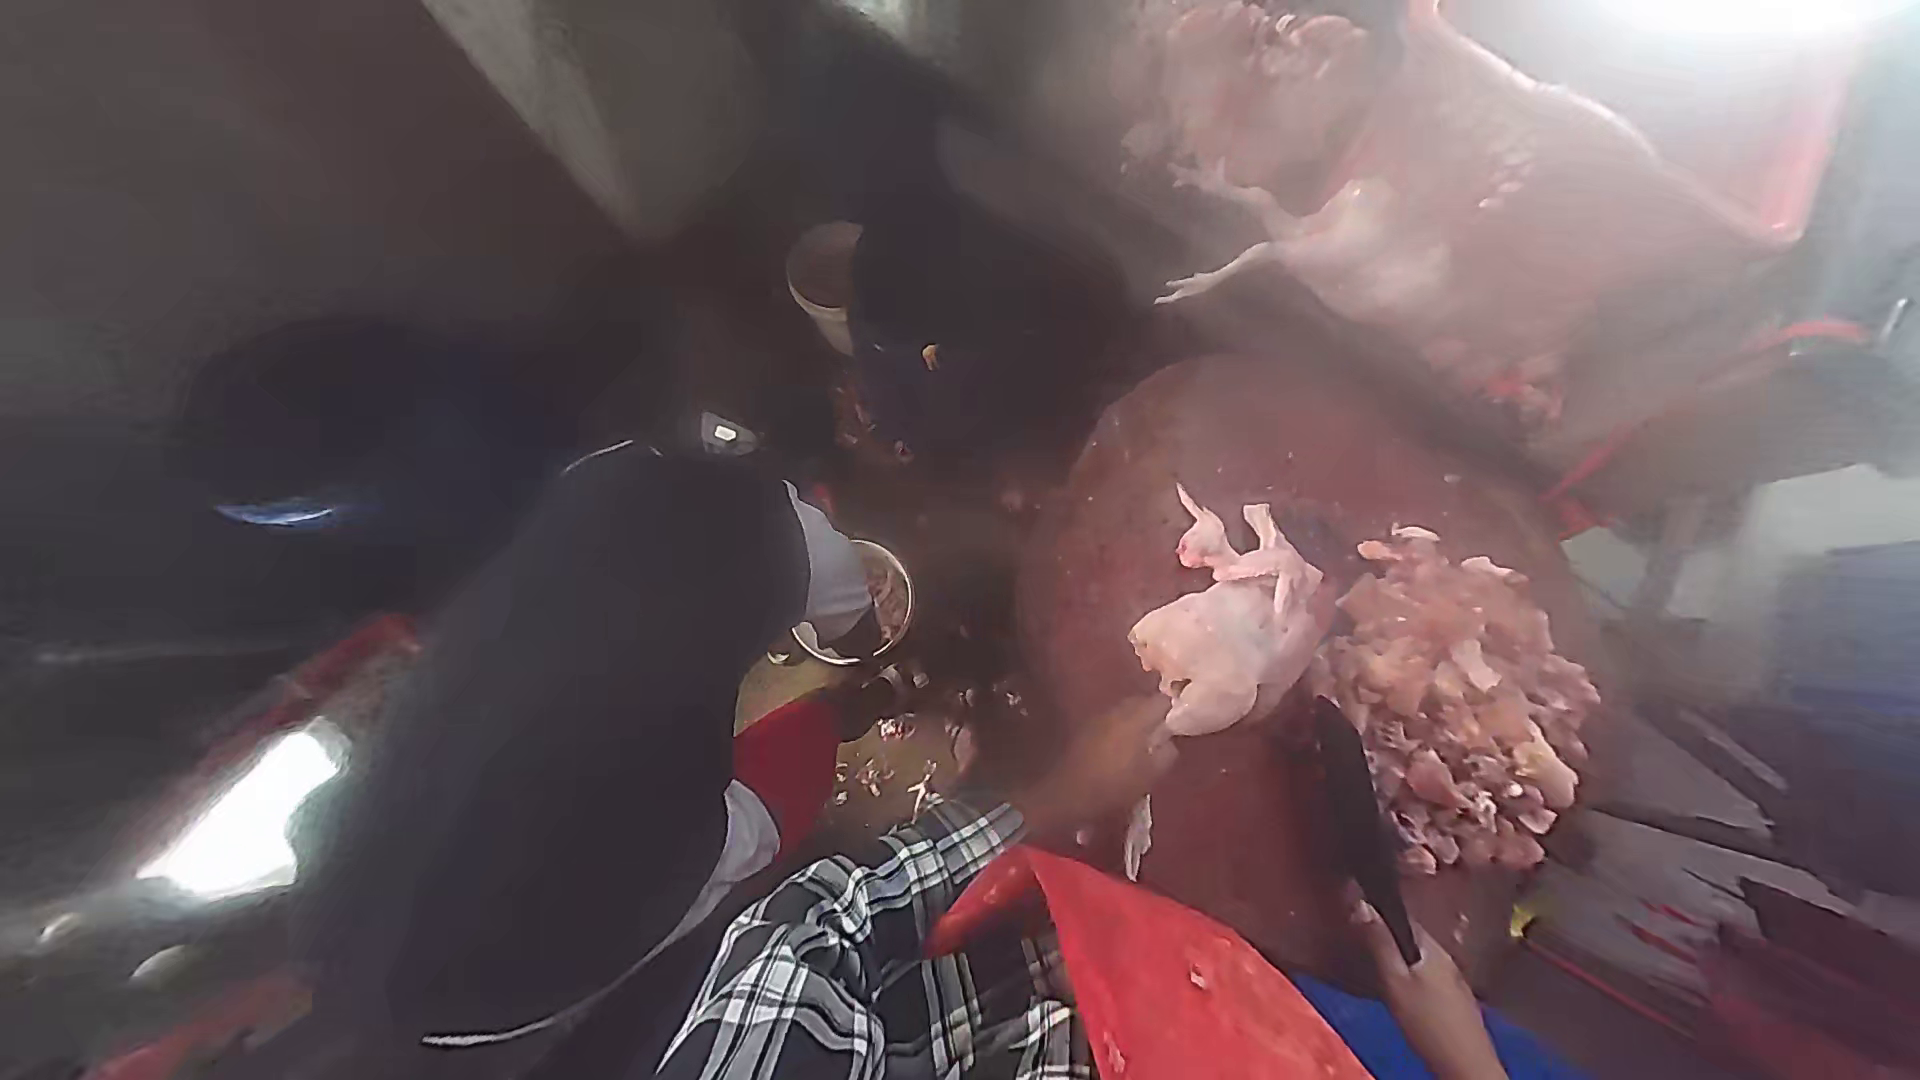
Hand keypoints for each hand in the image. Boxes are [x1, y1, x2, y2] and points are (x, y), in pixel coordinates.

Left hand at [1009, 696, 1175, 835]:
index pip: (1161, 700)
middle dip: (1155, 711)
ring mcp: (1100, 716)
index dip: (1174, 707)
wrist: (1070, 792)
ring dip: (1138, 717)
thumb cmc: (1114, 785)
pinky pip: (1113, 718)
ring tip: (1148, 737)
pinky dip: (1123, 725)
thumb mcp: (1150, 775)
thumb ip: (1166, 753)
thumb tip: (1169, 740)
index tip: (1183, 720)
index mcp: (1135, 718)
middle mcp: (1117, 710)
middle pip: (1142, 700)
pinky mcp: (1088, 726)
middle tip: (1166, 729)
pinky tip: (1127, 743)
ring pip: (1126, 709)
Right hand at [1354, 903, 1508, 1079]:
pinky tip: (1406, 989)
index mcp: (1431, 948)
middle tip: (1362, 941)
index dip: (1378, 911)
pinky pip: (1430, 973)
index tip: (1356, 915)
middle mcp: (1447, 958)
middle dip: (1388, 934)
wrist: (1469, 1072)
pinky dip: (1414, 973)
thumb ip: (1379, 942)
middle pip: (1412, 936)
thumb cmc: (1426, 1022)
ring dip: (1402, 955)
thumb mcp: (1394, 981)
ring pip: (1421, 956)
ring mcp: (1457, 981)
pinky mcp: (1460, 1002)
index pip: (1401, 915)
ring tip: (1380, 964)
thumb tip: (1362, 902)